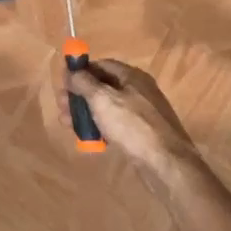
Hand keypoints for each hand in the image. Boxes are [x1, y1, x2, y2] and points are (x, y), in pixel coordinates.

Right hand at [66, 58, 196, 177]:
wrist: (168, 165)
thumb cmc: (133, 126)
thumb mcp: (102, 99)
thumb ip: (83, 81)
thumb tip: (70, 70)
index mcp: (131, 76)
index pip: (100, 64)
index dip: (80, 72)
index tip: (63, 85)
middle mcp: (139, 90)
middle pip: (102, 86)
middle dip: (79, 96)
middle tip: (62, 109)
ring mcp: (143, 113)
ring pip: (108, 107)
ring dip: (86, 113)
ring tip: (69, 126)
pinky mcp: (144, 134)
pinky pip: (117, 124)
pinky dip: (101, 127)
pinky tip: (91, 139)